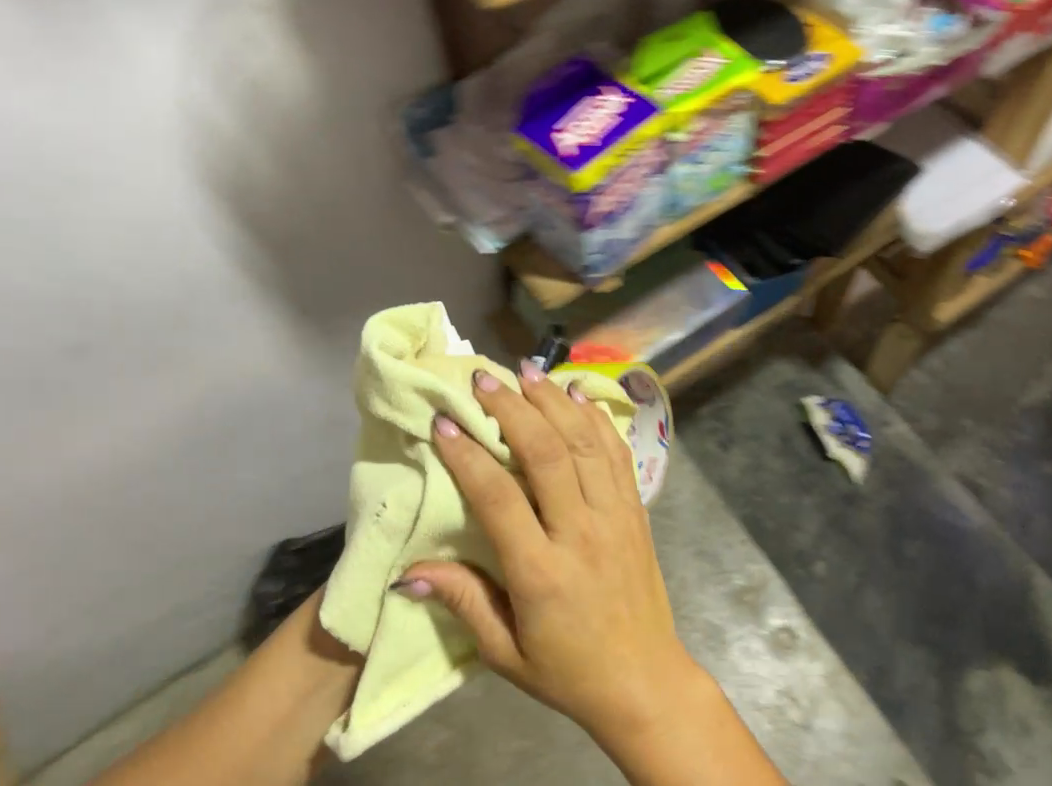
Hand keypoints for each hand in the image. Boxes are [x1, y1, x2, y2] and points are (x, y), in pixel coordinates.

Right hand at [397, 362, 710, 742]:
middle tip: (483, 379)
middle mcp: (582, 533)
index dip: (468, 457)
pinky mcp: (637, 511)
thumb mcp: (505, 652)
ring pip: (585, 443)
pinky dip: (597, 419)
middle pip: (547, 454)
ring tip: (526, 370)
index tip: (443, 423)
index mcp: (541, 572)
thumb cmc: (567, 670)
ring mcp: (616, 516)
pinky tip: (578, 394)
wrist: (645, 679)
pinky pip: (617, 454)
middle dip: (513, 408)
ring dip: (554, 400)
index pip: (500, 499)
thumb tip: (406, 572)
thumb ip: (462, 602)